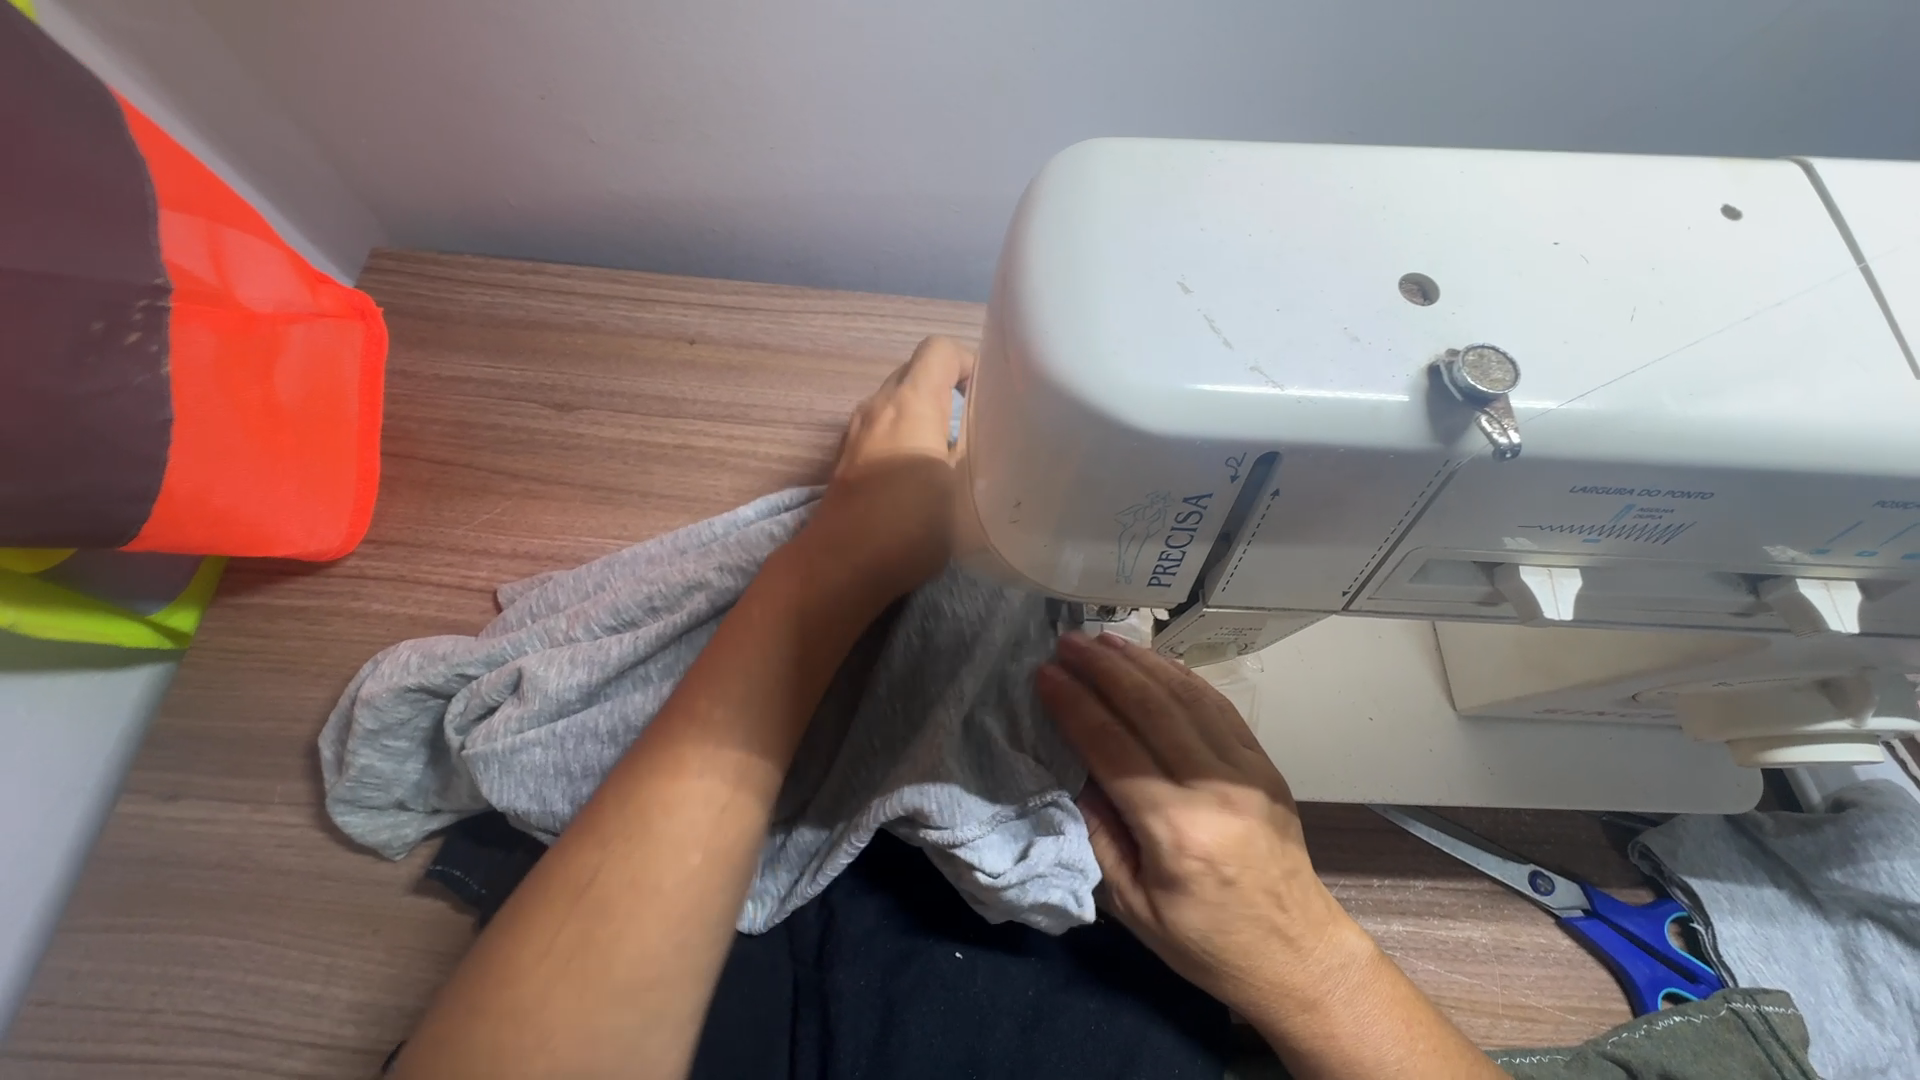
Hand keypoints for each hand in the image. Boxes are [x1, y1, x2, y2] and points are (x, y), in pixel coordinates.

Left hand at [795, 336, 974, 604]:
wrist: (841, 565)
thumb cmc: (908, 526)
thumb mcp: (959, 491)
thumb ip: (969, 456)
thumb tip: (971, 444)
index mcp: (911, 404)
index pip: (938, 350)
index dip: (966, 361)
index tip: (987, 394)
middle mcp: (878, 407)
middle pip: (914, 372)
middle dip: (945, 387)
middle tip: (974, 421)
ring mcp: (856, 432)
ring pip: (894, 402)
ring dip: (922, 414)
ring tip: (949, 450)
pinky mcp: (845, 459)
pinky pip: (880, 429)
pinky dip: (902, 436)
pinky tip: (918, 473)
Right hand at [1037, 633, 1366, 1017]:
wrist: (1296, 955)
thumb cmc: (1204, 941)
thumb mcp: (1131, 906)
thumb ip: (1099, 832)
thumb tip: (1075, 768)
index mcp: (1176, 830)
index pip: (1113, 747)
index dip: (1075, 706)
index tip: (1045, 674)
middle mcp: (1215, 789)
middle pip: (1150, 708)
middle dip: (1102, 669)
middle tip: (1066, 642)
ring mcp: (1247, 771)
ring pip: (1185, 697)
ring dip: (1139, 662)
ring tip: (1101, 640)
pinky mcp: (1264, 765)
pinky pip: (1217, 706)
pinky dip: (1180, 676)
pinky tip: (1152, 661)